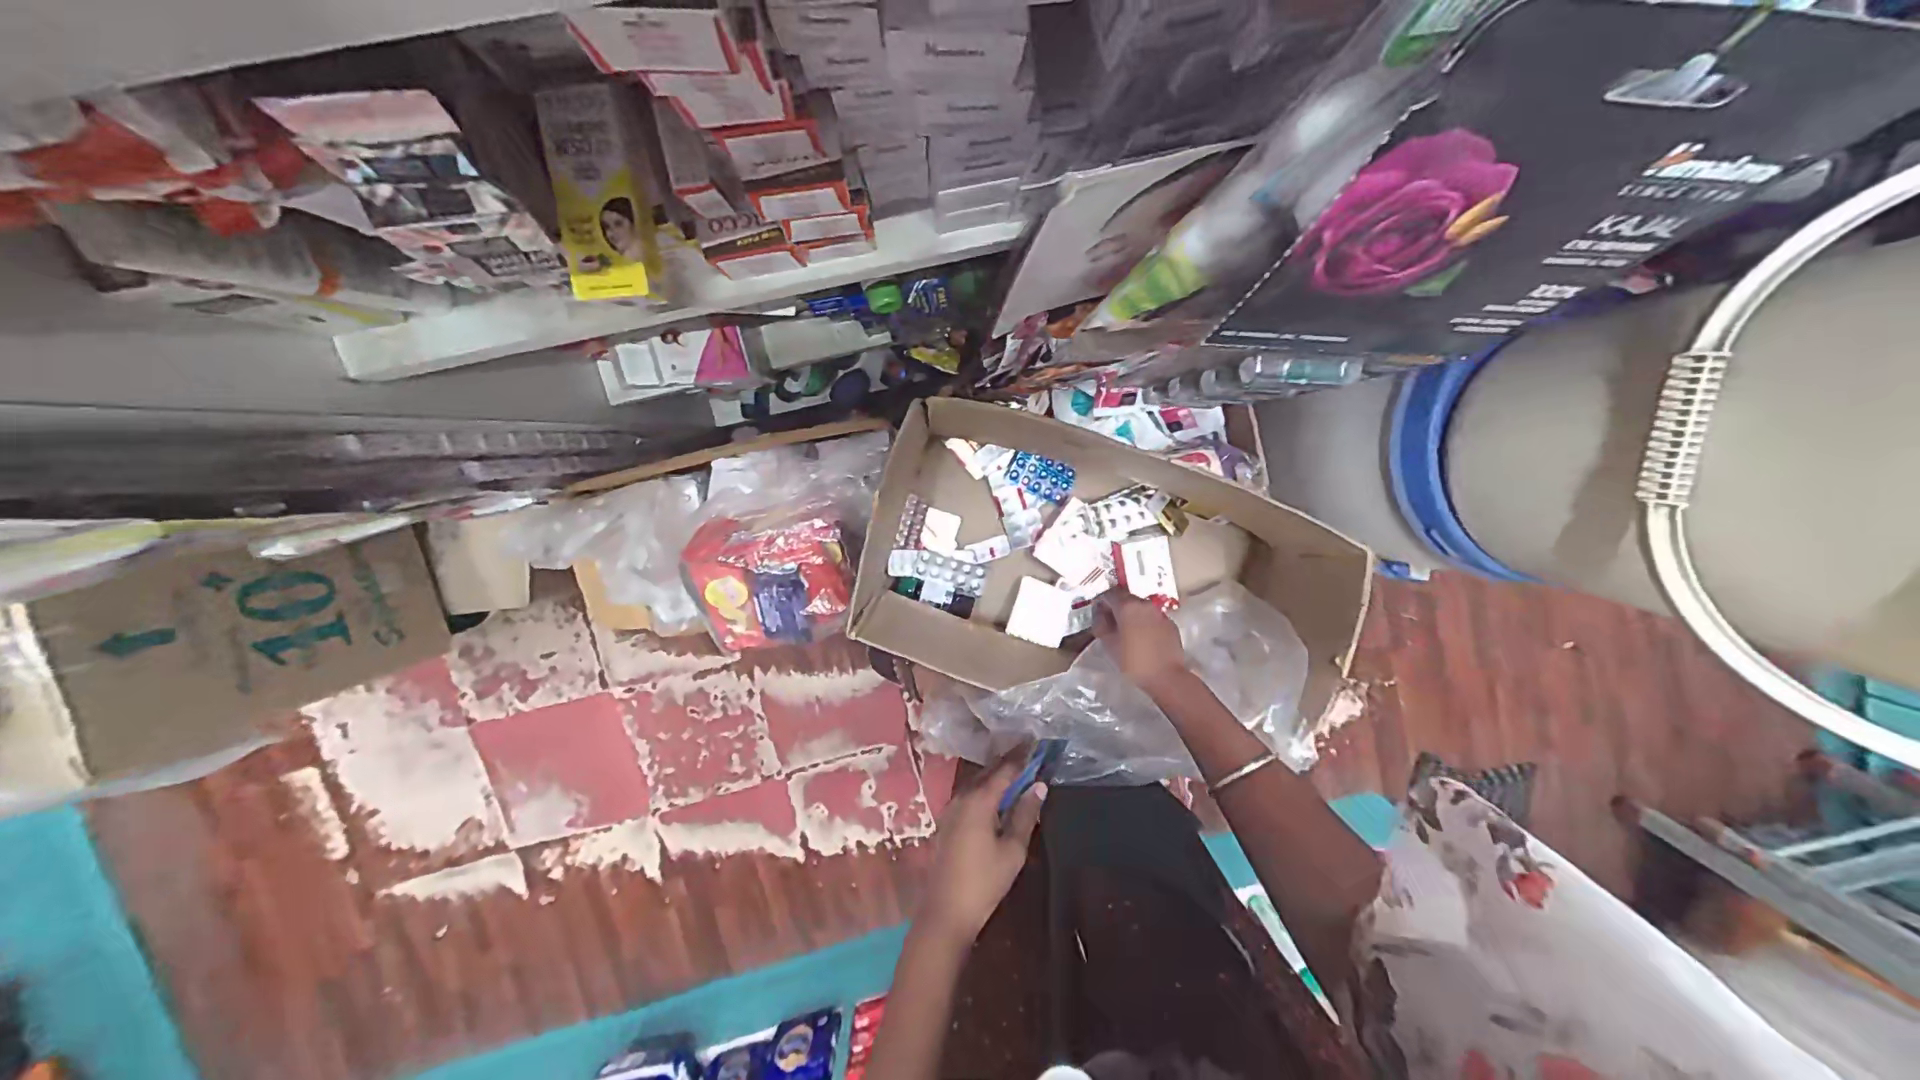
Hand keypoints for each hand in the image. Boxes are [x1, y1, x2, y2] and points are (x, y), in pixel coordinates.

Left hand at [919, 752, 1046, 942]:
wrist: (946, 911)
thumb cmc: (985, 881)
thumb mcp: (1013, 849)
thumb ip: (1026, 814)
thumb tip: (1039, 786)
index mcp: (979, 800)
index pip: (1005, 770)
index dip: (1022, 756)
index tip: (1036, 742)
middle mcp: (962, 797)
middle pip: (988, 772)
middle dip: (1009, 762)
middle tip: (1030, 753)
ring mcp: (951, 809)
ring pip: (977, 783)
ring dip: (996, 776)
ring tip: (1018, 771)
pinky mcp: (947, 822)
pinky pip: (969, 795)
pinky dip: (985, 789)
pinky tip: (997, 796)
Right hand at [1094, 591, 1187, 690]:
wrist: (1166, 676)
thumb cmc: (1132, 661)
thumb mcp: (1108, 643)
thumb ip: (1100, 623)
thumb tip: (1100, 613)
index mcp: (1127, 606)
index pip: (1109, 593)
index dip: (1100, 601)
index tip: (1097, 613)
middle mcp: (1145, 604)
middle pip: (1126, 598)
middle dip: (1116, 607)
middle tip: (1110, 623)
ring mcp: (1160, 613)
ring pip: (1140, 608)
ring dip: (1131, 615)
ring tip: (1126, 632)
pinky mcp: (1170, 624)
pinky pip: (1152, 617)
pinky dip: (1144, 622)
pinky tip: (1142, 638)